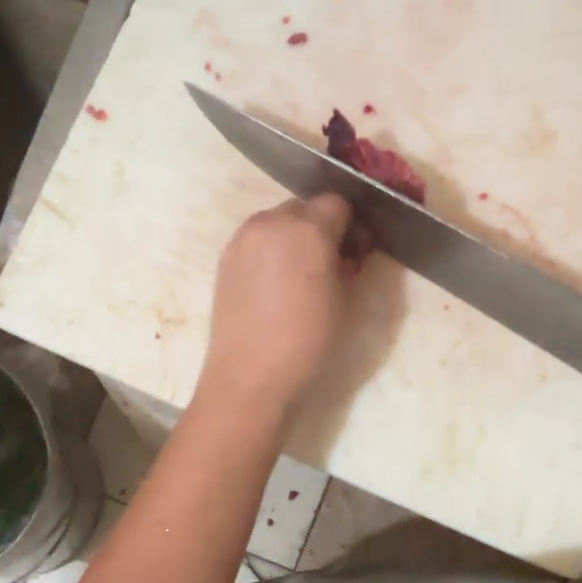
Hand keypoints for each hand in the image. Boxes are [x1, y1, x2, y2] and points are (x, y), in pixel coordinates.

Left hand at [196, 194, 354, 421]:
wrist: (249, 378)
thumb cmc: (306, 343)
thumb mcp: (345, 302)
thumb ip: (351, 264)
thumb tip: (349, 251)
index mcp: (307, 229)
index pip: (338, 204)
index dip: (352, 226)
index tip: (357, 254)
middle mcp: (270, 222)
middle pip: (305, 209)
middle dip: (321, 229)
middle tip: (331, 266)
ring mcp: (242, 239)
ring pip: (277, 222)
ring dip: (293, 238)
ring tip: (300, 278)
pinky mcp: (224, 259)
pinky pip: (256, 242)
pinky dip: (270, 252)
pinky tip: (275, 287)